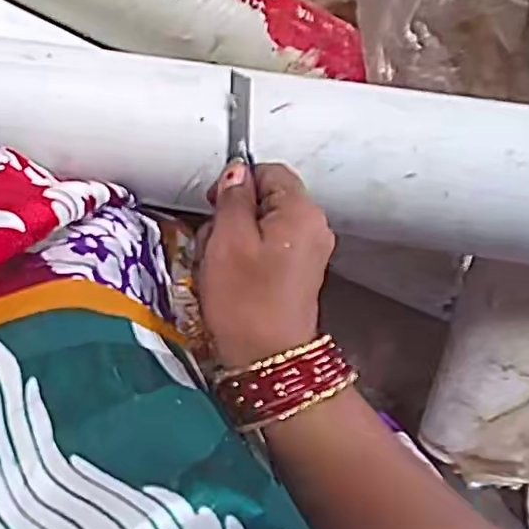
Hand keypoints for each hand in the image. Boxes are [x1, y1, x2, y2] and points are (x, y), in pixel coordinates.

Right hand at [195, 161, 335, 367]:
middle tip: (215, 242)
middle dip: (234, 214)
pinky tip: (231, 277)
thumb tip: (236, 172)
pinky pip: (267, 248)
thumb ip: (232, 198)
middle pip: (267, 198)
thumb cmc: (246, 302)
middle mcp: (313, 228)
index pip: (269, 171)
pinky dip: (245, 256)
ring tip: (220, 265)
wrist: (266, 357)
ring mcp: (308, 251)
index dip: (238, 181)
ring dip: (235, 238)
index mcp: (301, 212)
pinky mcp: (297, 272)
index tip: (215, 204)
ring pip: (262, 224)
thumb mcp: (227, 240)